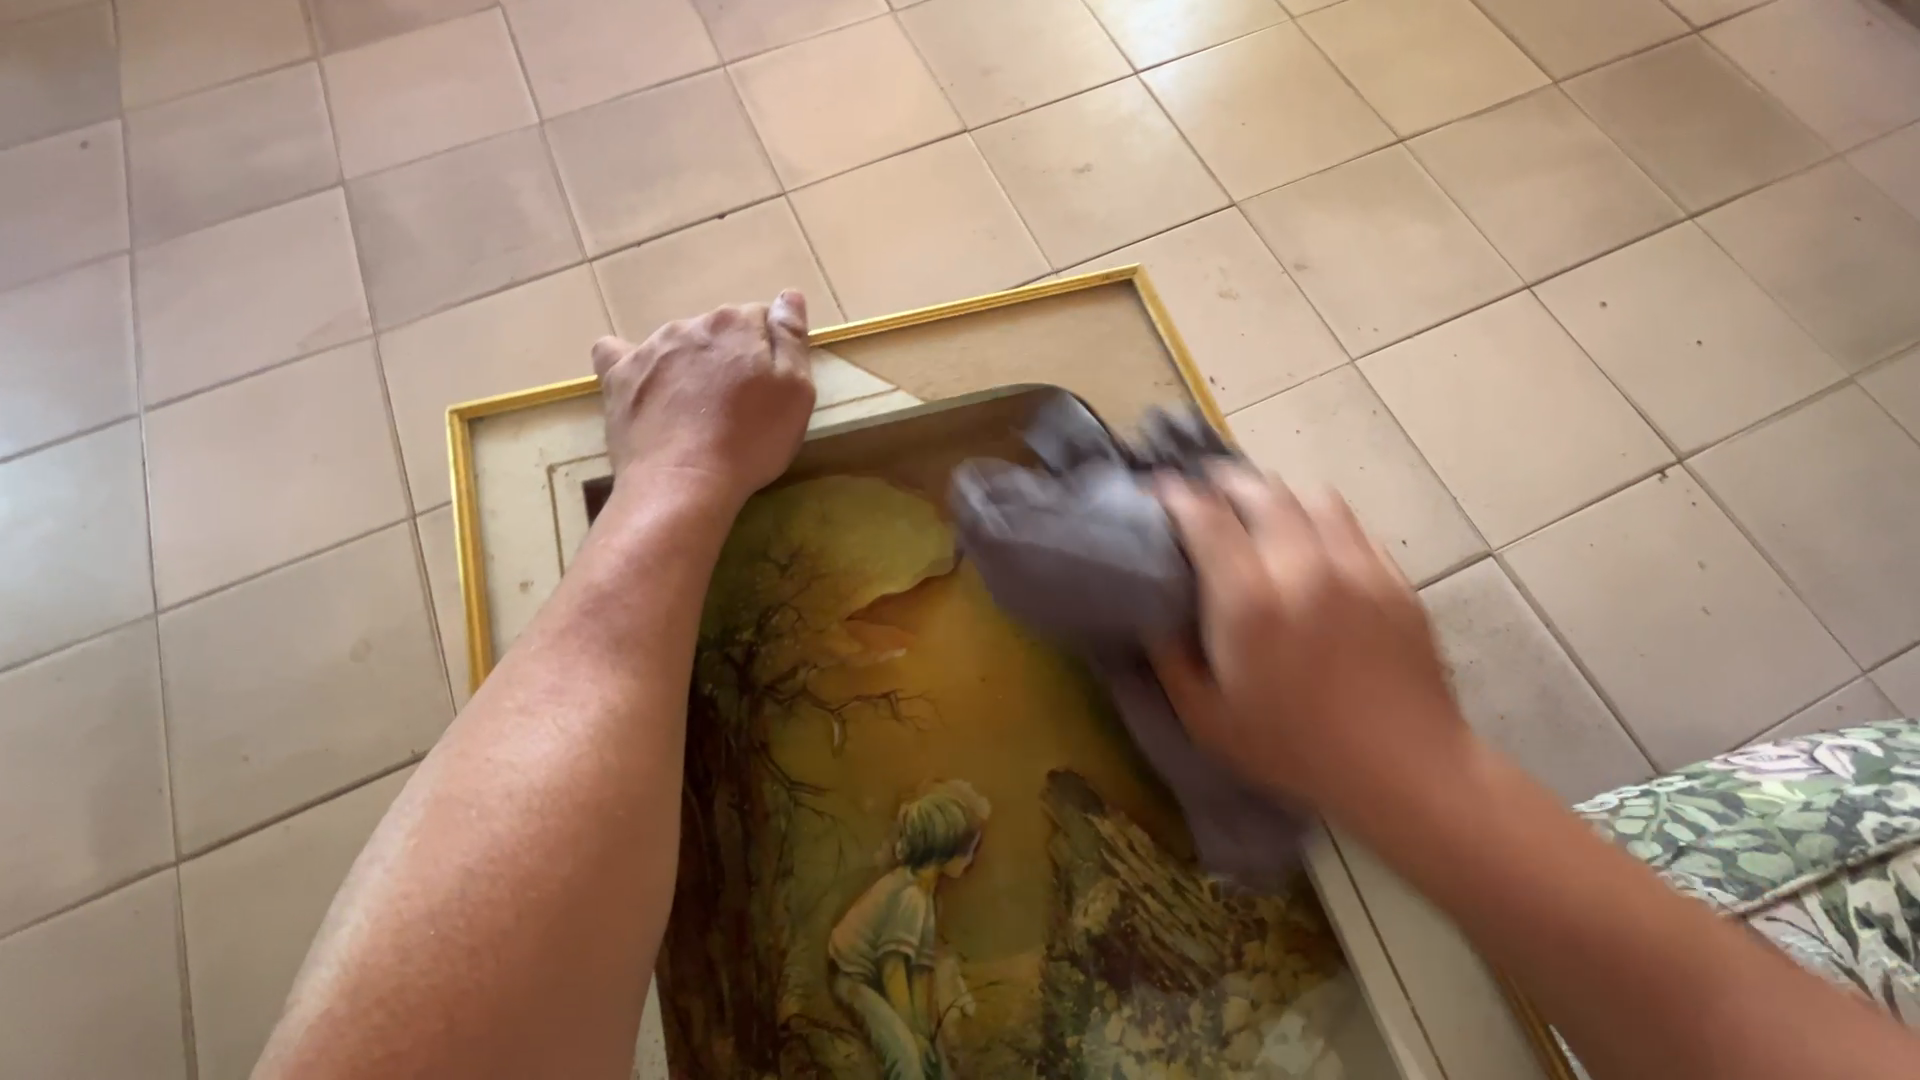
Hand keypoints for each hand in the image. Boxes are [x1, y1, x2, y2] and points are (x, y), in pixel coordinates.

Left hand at [591, 291, 815, 508]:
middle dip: (730, 356)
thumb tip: (789, 296)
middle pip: (719, 330)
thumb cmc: (751, 440)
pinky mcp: (618, 376)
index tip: (772, 385)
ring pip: (678, 344)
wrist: (683, 482)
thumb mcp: (796, 392)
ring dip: (691, 364)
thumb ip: (792, 339)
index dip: (769, 352)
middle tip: (740, 403)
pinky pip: (617, 353)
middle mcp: (691, 324)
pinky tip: (641, 382)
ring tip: (698, 410)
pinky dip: (632, 362)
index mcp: (737, 324)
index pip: (760, 319)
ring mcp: (649, 348)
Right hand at [1150, 465, 1470, 817]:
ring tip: (1260, 509)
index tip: (1160, 488)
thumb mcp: (1206, 718)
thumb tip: (1152, 612)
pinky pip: (1351, 523)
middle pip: (1260, 493)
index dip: (1177, 496)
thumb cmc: (1293, 749)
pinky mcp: (1394, 579)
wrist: (1404, 768)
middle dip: (1225, 483)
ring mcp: (1356, 568)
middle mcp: (1302, 568)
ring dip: (1276, 494)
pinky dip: (1320, 517)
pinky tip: (1312, 540)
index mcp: (1248, 601)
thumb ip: (1169, 658)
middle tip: (1207, 490)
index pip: (1205, 519)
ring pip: (1310, 497)